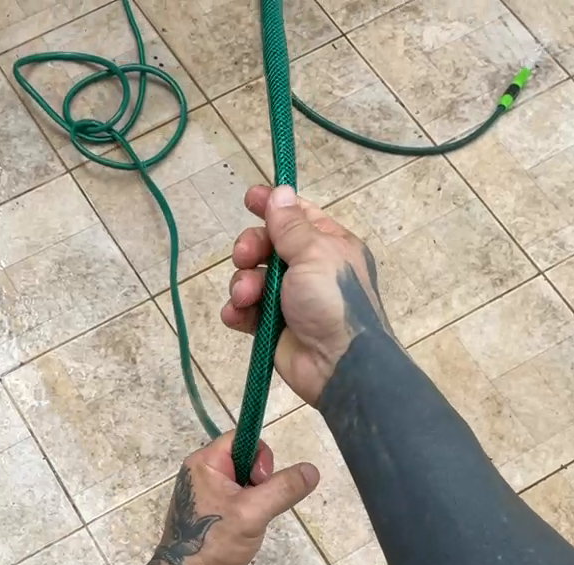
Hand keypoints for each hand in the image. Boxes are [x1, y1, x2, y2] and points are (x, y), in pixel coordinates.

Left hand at [140, 431, 318, 564]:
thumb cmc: (214, 541)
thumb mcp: (254, 512)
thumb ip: (284, 488)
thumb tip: (311, 469)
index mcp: (204, 462)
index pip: (241, 437)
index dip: (260, 455)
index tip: (261, 481)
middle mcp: (200, 470)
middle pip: (244, 457)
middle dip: (259, 480)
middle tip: (255, 505)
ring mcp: (202, 490)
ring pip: (243, 479)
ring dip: (254, 497)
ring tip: (248, 520)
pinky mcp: (207, 507)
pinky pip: (235, 495)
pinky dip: (246, 507)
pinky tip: (242, 526)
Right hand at [221, 185, 390, 405]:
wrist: (337, 364)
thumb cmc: (334, 302)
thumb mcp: (315, 254)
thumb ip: (291, 226)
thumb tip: (280, 192)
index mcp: (327, 245)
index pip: (296, 216)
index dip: (272, 206)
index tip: (248, 198)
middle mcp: (307, 269)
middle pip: (267, 246)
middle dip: (250, 249)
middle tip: (245, 257)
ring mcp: (288, 300)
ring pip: (251, 279)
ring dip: (243, 284)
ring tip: (246, 298)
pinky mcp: (271, 328)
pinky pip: (245, 312)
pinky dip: (237, 312)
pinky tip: (236, 315)